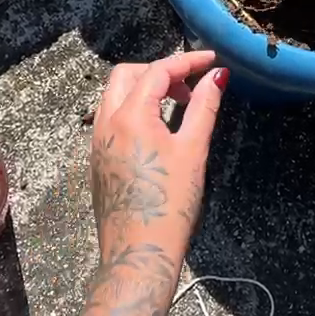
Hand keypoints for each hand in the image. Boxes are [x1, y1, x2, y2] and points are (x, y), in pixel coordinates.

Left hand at [89, 51, 228, 264]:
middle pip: (128, 75)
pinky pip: (110, 117)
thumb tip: (217, 76)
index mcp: (129, 115)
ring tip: (176, 104)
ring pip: (115, 94)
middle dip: (160, 71)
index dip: (187, 61)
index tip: (211, 60)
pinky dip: (132, 108)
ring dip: (144, 88)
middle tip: (190, 85)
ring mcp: (97, 142)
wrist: (139, 255)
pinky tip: (156, 128)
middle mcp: (105, 122)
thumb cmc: (170, 204)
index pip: (158, 71)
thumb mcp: (193, 150)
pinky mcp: (98, 159)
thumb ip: (204, 106)